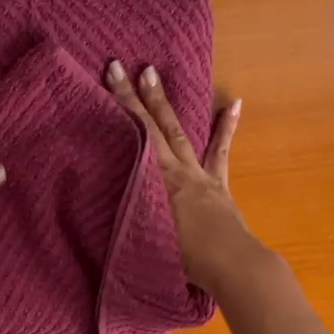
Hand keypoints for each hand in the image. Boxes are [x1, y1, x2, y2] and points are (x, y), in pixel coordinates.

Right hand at [105, 61, 256, 290]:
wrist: (231, 265)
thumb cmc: (186, 261)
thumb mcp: (147, 240)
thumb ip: (128, 219)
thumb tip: (100, 208)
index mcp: (159, 185)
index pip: (136, 140)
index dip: (122, 108)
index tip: (109, 78)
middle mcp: (177, 172)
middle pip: (154, 129)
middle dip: (137, 98)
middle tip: (124, 67)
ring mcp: (199, 176)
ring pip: (180, 133)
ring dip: (165, 105)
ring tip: (154, 74)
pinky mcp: (217, 185)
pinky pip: (219, 153)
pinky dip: (225, 128)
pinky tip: (233, 103)